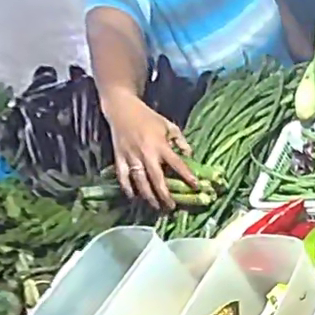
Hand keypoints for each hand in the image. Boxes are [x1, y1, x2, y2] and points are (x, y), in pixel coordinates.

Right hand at [101, 91, 198, 208]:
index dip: (186, 175)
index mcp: (160, 145)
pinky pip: (122, 175)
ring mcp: (130, 155)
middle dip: (164, 194)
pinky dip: (127, 187)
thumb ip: (181, 142)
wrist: (120, 107)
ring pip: (139, 180)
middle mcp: (145, 152)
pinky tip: (133, 197)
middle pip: (156, 178)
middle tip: (171, 207)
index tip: (196, 186)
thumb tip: (190, 156)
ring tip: (156, 207)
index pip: (176, 163)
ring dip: (148, 195)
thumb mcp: (169, 126)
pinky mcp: (119, 156)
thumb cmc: (148, 117)